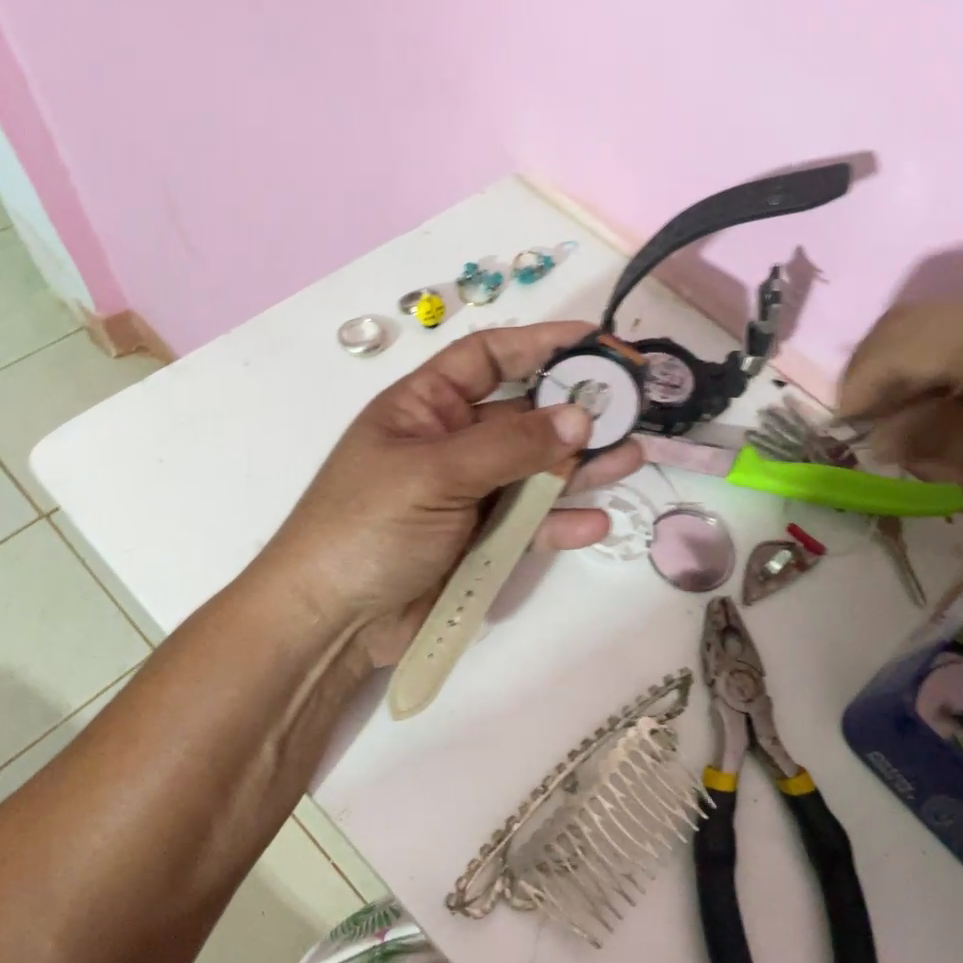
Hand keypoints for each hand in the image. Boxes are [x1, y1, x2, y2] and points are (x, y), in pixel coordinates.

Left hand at [259, 322, 643, 667]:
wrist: (330, 622)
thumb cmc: (366, 527)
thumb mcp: (433, 474)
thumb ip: (509, 446)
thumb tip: (580, 418)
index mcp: (425, 407)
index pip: (487, 358)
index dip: (538, 343)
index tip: (593, 341)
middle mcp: (451, 444)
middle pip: (524, 416)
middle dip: (575, 413)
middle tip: (630, 412)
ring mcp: (468, 496)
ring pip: (535, 472)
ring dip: (581, 467)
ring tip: (631, 459)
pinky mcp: (479, 544)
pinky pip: (529, 526)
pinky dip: (560, 524)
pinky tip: (595, 523)